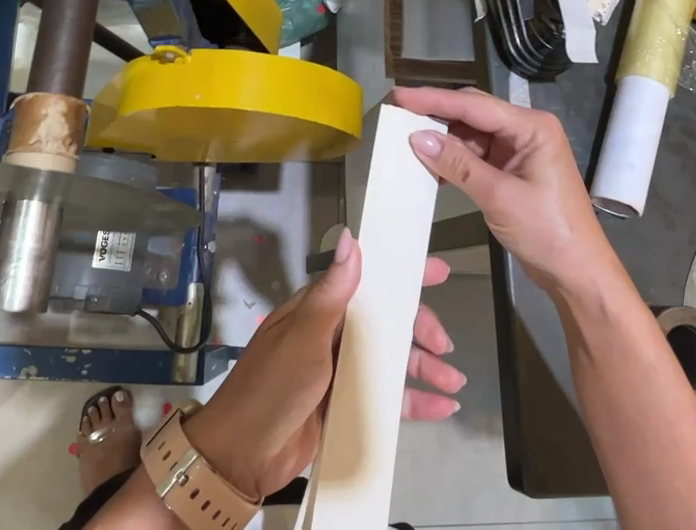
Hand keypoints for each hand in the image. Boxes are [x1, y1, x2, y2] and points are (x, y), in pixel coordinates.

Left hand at [185, 231, 463, 498]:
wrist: (241, 456)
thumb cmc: (271, 387)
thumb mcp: (303, 337)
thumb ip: (331, 293)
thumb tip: (351, 239)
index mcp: (319, 311)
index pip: (366, 283)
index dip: (401, 277)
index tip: (438, 272)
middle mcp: (332, 336)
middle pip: (386, 324)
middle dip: (419, 329)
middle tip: (443, 345)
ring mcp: (339, 373)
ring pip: (392, 361)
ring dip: (424, 367)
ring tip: (453, 381)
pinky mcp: (345, 408)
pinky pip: (387, 398)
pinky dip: (415, 400)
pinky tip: (442, 406)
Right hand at [390, 86, 612, 296]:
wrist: (578, 273)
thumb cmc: (547, 231)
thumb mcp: (498, 196)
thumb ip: (457, 164)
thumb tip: (417, 137)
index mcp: (532, 127)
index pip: (474, 105)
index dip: (434, 99)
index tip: (399, 96)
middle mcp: (526, 131)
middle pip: (473, 113)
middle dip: (436, 114)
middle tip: (397, 115)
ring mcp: (519, 151)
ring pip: (471, 135)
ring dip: (443, 140)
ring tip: (406, 139)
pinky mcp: (512, 170)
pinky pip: (476, 156)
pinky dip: (454, 161)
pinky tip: (430, 167)